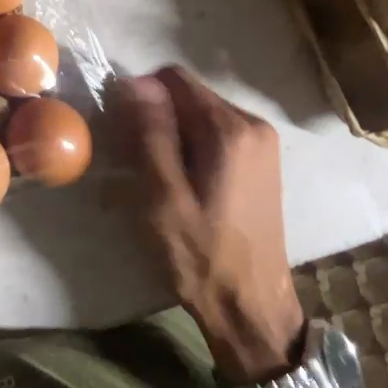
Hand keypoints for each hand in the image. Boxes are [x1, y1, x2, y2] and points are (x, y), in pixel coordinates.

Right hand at [117, 66, 303, 385]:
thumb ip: (151, 132)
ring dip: (171, 134)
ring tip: (156, 177)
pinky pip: (214, 133)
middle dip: (156, 118)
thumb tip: (136, 81)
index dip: (140, 97)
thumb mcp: (162, 194)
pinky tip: (181, 183)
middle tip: (137, 162)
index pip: (173, 78)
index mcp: (231, 129)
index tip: (125, 134)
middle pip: (187, 95)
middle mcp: (253, 125)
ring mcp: (262, 144)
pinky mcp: (261, 162)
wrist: (251, 310)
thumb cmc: (201, 254)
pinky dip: (191, 147)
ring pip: (198, 114)